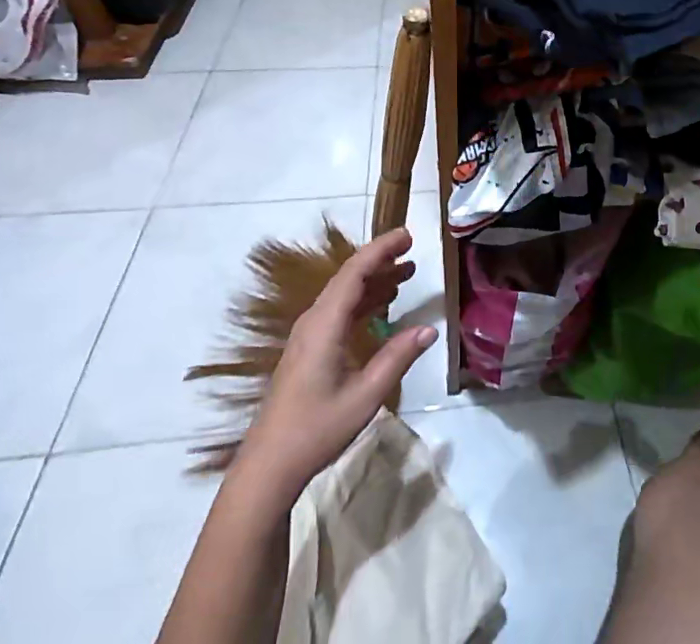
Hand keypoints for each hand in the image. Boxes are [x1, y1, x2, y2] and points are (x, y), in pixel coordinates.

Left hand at [235, 228, 436, 490]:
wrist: (270, 464)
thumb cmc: (317, 428)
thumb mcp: (366, 394)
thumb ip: (398, 357)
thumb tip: (429, 329)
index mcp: (324, 326)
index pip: (354, 274)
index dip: (380, 250)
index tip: (407, 235)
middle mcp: (313, 323)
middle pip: (347, 278)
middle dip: (380, 260)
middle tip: (411, 249)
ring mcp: (308, 336)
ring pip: (343, 295)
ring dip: (374, 281)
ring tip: (406, 273)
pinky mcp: (309, 350)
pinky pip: (339, 312)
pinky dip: (364, 301)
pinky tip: (383, 307)